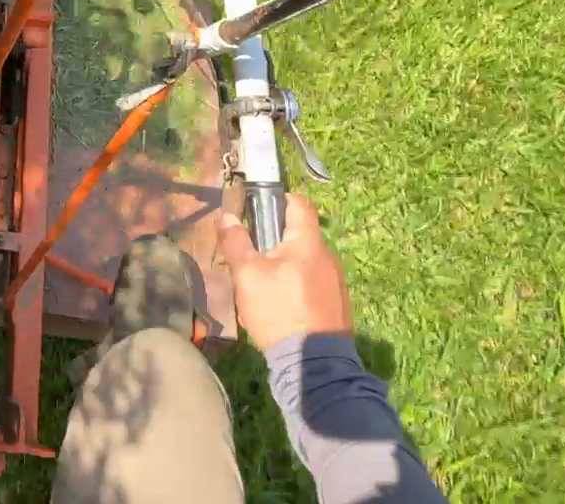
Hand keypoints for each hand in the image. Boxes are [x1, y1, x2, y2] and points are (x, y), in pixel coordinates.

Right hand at [216, 193, 353, 350]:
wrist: (314, 366)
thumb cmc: (278, 310)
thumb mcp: (248, 274)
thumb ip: (236, 242)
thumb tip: (227, 216)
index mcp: (308, 243)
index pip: (299, 204)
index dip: (278, 198)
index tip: (257, 206)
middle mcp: (327, 258)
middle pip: (299, 235)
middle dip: (274, 239)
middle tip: (250, 253)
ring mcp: (336, 283)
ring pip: (304, 261)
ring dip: (284, 265)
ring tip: (262, 285)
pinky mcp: (337, 306)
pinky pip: (313, 283)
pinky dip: (296, 285)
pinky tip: (280, 306)